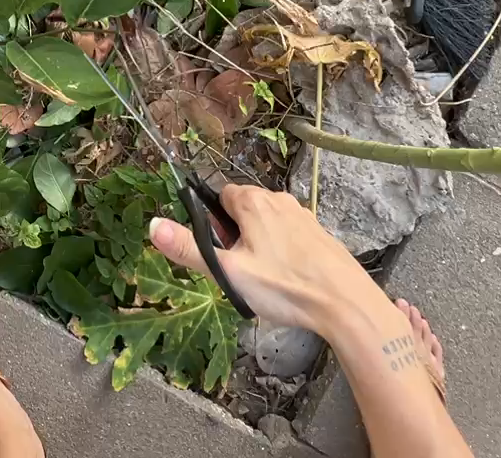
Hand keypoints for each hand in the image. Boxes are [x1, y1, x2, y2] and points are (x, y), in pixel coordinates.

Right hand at [149, 184, 390, 338]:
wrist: (347, 304)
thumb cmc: (285, 286)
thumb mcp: (229, 272)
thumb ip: (189, 249)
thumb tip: (153, 225)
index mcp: (252, 201)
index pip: (220, 196)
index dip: (216, 223)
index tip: (224, 251)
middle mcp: (277, 198)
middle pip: (244, 208)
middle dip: (238, 233)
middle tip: (244, 269)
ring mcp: (302, 214)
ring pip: (268, 221)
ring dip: (261, 242)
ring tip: (268, 278)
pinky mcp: (320, 232)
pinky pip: (290, 234)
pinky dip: (285, 250)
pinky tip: (291, 278)